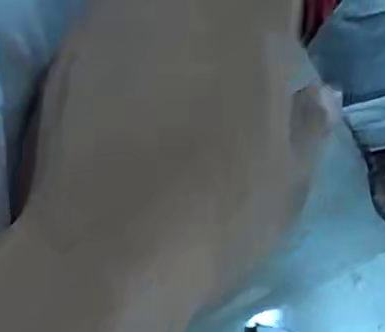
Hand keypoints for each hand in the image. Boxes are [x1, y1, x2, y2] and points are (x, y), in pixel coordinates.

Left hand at [22, 0, 332, 309]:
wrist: (108, 253)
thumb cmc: (216, 218)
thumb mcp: (286, 189)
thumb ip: (307, 131)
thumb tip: (320, 99)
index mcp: (251, 13)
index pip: (272, 2)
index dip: (271, 36)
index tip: (266, 76)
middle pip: (206, 6)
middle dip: (216, 40)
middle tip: (215, 98)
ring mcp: (112, 16)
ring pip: (151, 18)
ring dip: (163, 51)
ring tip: (163, 116)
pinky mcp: (64, 57)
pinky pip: (104, 46)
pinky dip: (116, 75)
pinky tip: (116, 129)